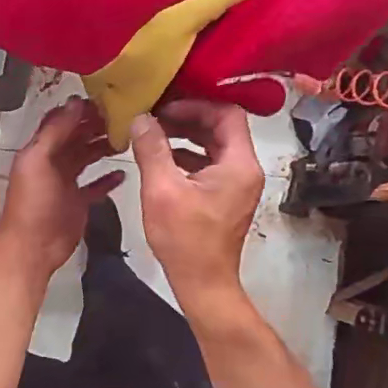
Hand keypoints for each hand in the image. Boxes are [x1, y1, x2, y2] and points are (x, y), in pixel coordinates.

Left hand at [0, 97, 124, 280]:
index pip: (60, 121)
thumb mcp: (39, 161)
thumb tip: (75, 102)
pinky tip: (124, 172)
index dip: (79, 110)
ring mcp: (66, 183)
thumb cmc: (34, 203)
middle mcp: (53, 162)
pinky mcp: (78, 202)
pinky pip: (95, 186)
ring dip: (103, 147)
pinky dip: (108, 179)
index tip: (105, 99)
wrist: (33, 248)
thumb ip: (55, 131)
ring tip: (126, 138)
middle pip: (76, 137)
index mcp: (40, 150)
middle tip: (123, 116)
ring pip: (87, 157)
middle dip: (96, 126)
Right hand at [128, 99, 263, 309]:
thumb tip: (140, 118)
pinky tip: (161, 159)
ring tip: (154, 133)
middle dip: (189, 118)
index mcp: (239, 164)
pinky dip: (189, 156)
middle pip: (223, 128)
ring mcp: (238, 185)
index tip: (165, 108)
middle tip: (156, 116)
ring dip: (187, 137)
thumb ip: (152, 149)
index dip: (196, 105)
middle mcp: (246, 170)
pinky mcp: (227, 198)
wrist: (203, 283)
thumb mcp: (162, 189)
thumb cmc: (185, 238)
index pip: (227, 114)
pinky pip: (211, 165)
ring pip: (215, 146)